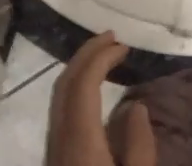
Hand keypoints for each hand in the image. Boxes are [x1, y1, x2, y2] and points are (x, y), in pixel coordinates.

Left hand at [47, 33, 155, 165]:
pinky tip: (90, 90)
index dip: (101, 57)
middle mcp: (59, 135)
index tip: (123, 46)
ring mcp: (52, 145)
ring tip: (102, 55)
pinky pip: (59, 107)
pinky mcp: (53, 155)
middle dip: (86, 53)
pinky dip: (74, 85)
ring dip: (79, 67)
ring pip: (58, 94)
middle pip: (65, 82)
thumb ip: (139, 145)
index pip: (83, 83)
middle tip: (111, 37)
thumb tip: (136, 106)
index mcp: (80, 138)